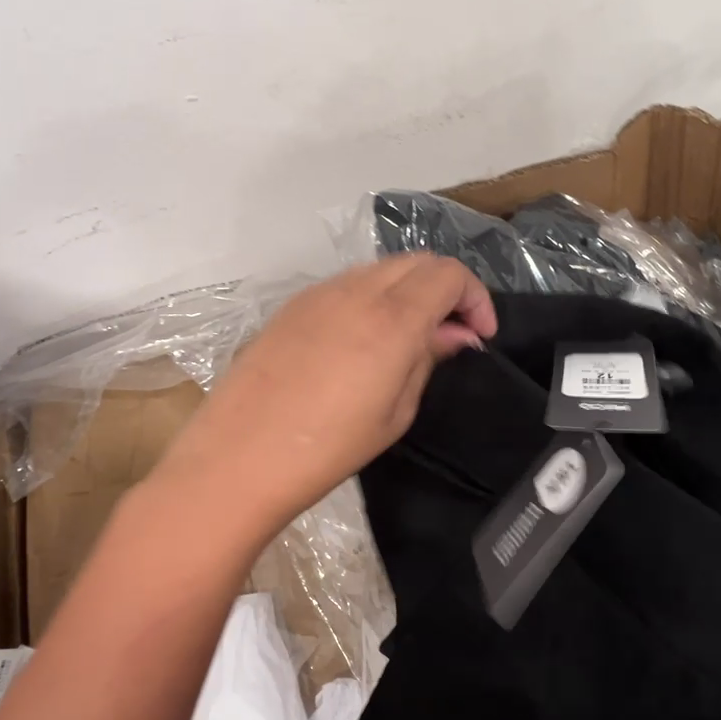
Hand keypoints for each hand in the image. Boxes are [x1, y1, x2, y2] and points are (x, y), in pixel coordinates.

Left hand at [147, 254, 495, 529]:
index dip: (476, 297)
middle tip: (455, 332)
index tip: (480, 334)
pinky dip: (376, 297)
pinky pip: (349, 284)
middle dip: (448, 288)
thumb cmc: (330, 448)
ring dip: (411, 290)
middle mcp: (357, 292)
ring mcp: (320, 293)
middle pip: (419, 261)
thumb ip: (428, 359)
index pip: (449, 274)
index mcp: (391, 319)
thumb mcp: (397, 412)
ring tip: (414, 337)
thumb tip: (455, 333)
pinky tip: (370, 339)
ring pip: (383, 268)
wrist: (239, 458)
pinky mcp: (293, 305)